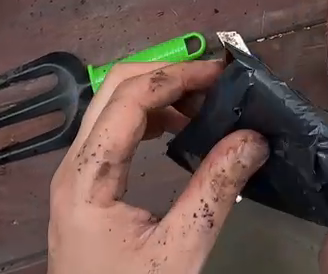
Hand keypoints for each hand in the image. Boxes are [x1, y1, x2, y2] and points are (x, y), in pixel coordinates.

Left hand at [48, 59, 269, 273]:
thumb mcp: (179, 253)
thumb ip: (214, 190)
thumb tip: (254, 136)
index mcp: (87, 176)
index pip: (129, 97)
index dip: (176, 75)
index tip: (221, 74)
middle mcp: (74, 164)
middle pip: (115, 87)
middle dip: (167, 73)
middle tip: (213, 82)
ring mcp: (75, 175)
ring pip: (113, 104)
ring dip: (158, 92)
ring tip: (203, 103)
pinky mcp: (85, 187)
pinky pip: (113, 129)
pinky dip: (148, 115)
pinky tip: (178, 129)